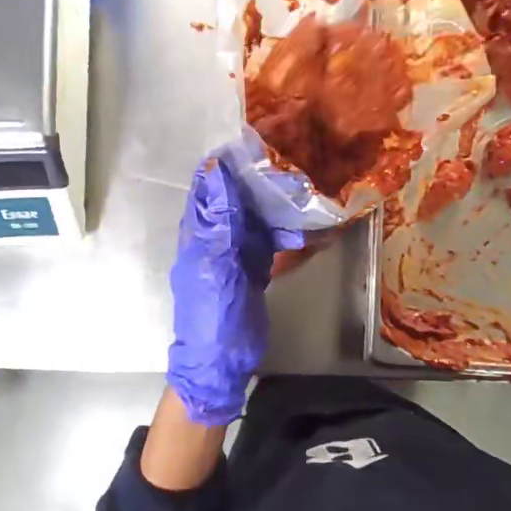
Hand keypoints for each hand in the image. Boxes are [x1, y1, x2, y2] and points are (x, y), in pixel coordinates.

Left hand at [166, 159, 303, 425]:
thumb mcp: (215, 264)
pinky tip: (311, 233)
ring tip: (308, 196)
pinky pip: (270, 249)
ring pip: (257, 225)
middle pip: (237, 205)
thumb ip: (219, 221)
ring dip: (279, 213)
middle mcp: (215, 242)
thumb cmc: (213, 314)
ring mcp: (234, 259)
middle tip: (293, 167)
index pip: (208, 191)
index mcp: (198, 236)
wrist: (220, 363)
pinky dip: (288, 241)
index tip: (255, 147)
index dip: (227, 169)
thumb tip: (215, 172)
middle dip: (261, 187)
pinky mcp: (252, 275)